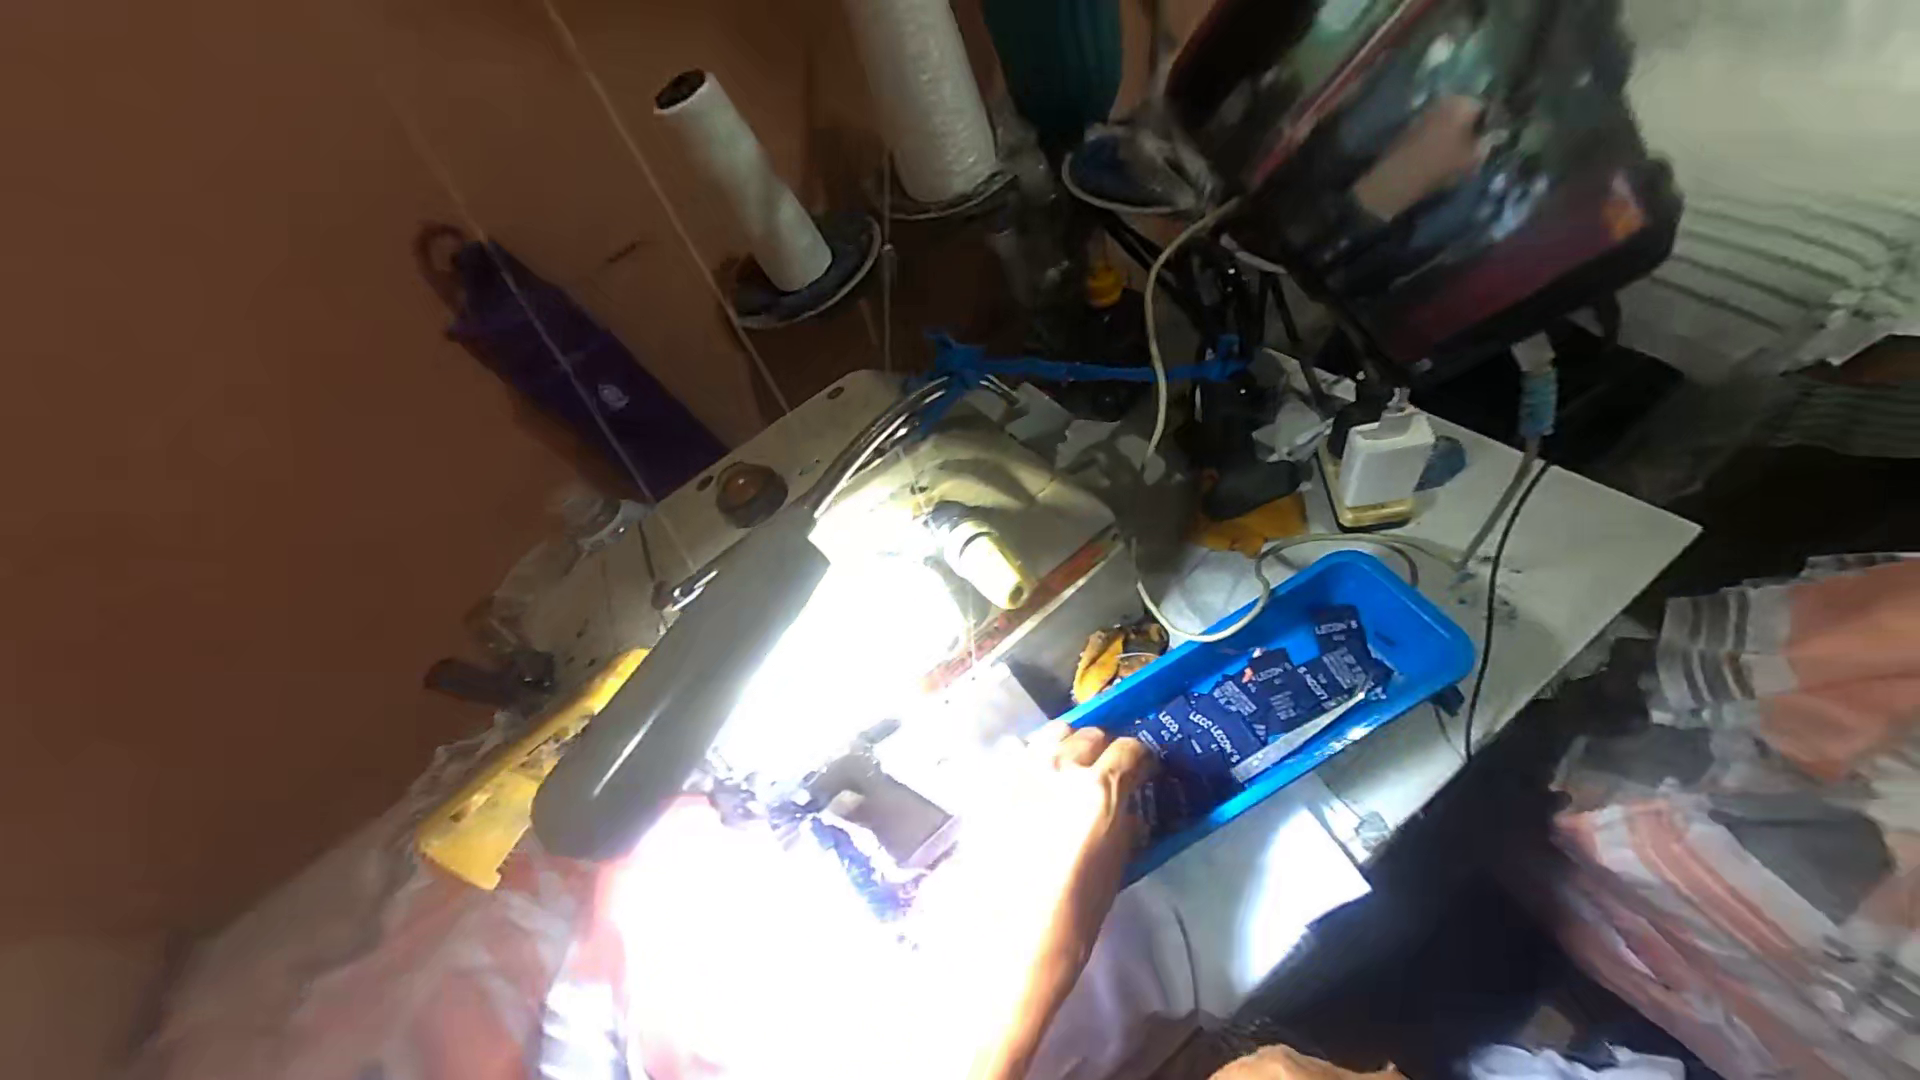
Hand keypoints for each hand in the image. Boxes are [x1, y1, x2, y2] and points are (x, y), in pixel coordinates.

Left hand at [915, 723, 1156, 1079]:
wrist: (1002, 939)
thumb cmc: (1069, 919)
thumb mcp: (1112, 873)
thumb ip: (1123, 830)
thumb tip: (1128, 810)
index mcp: (1099, 792)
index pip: (1130, 750)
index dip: (1140, 760)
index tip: (1141, 771)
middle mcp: (1062, 768)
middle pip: (1091, 736)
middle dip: (1104, 750)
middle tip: (1105, 771)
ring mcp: (1023, 769)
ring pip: (1053, 732)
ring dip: (1067, 744)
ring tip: (1068, 767)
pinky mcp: (994, 779)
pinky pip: (1018, 748)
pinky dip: (1031, 754)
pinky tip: (1032, 777)